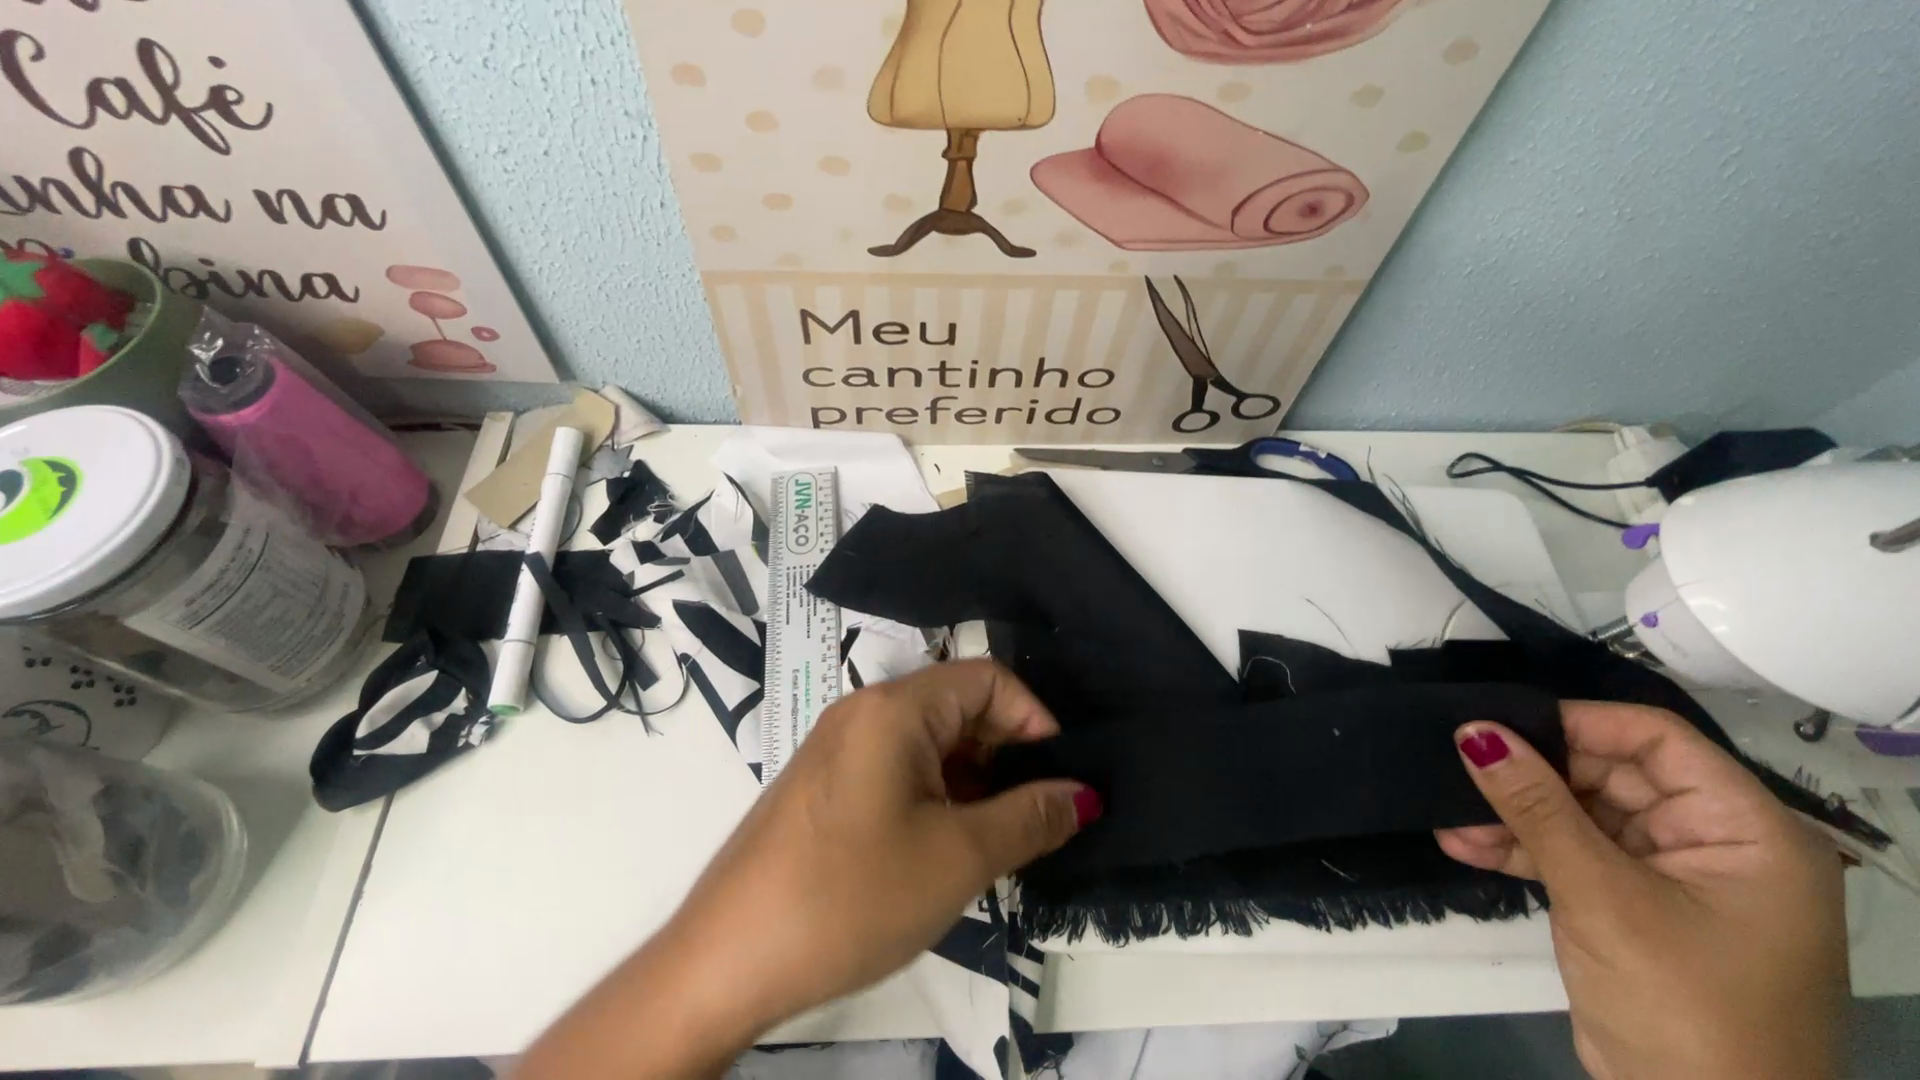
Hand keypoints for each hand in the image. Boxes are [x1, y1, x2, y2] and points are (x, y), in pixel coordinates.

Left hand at [519, 661, 1096, 1079]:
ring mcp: (838, 752)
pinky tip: (947, 853)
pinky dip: (936, 800)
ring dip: (973, 785)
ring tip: (996, 845)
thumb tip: (1083, 795)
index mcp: (893, 709)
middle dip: (1006, 757)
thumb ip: (1029, 818)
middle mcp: (862, 714)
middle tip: (1034, 820)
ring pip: (929, 746)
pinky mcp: (825, 790)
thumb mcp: (958, 858)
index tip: (1061, 780)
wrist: (728, 961)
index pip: (987, 679)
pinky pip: (897, 774)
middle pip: (958, 708)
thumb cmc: (851, 896)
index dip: (1035, 720)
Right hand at [1437, 702, 1847, 1079]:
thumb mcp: (1601, 895)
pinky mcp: (1632, 908)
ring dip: (1515, 817)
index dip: (1576, 723)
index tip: (1497, 724)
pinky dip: (1522, 851)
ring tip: (1450, 818)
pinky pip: (1572, 857)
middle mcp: (1714, 843)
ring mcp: (1672, 878)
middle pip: (1610, 776)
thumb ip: (1536, 807)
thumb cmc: (1681, 1001)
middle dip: (1531, 777)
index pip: (1656, 740)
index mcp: (1745, 829)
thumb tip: (1474, 732)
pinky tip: (1464, 846)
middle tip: (1458, 771)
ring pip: (1581, 817)